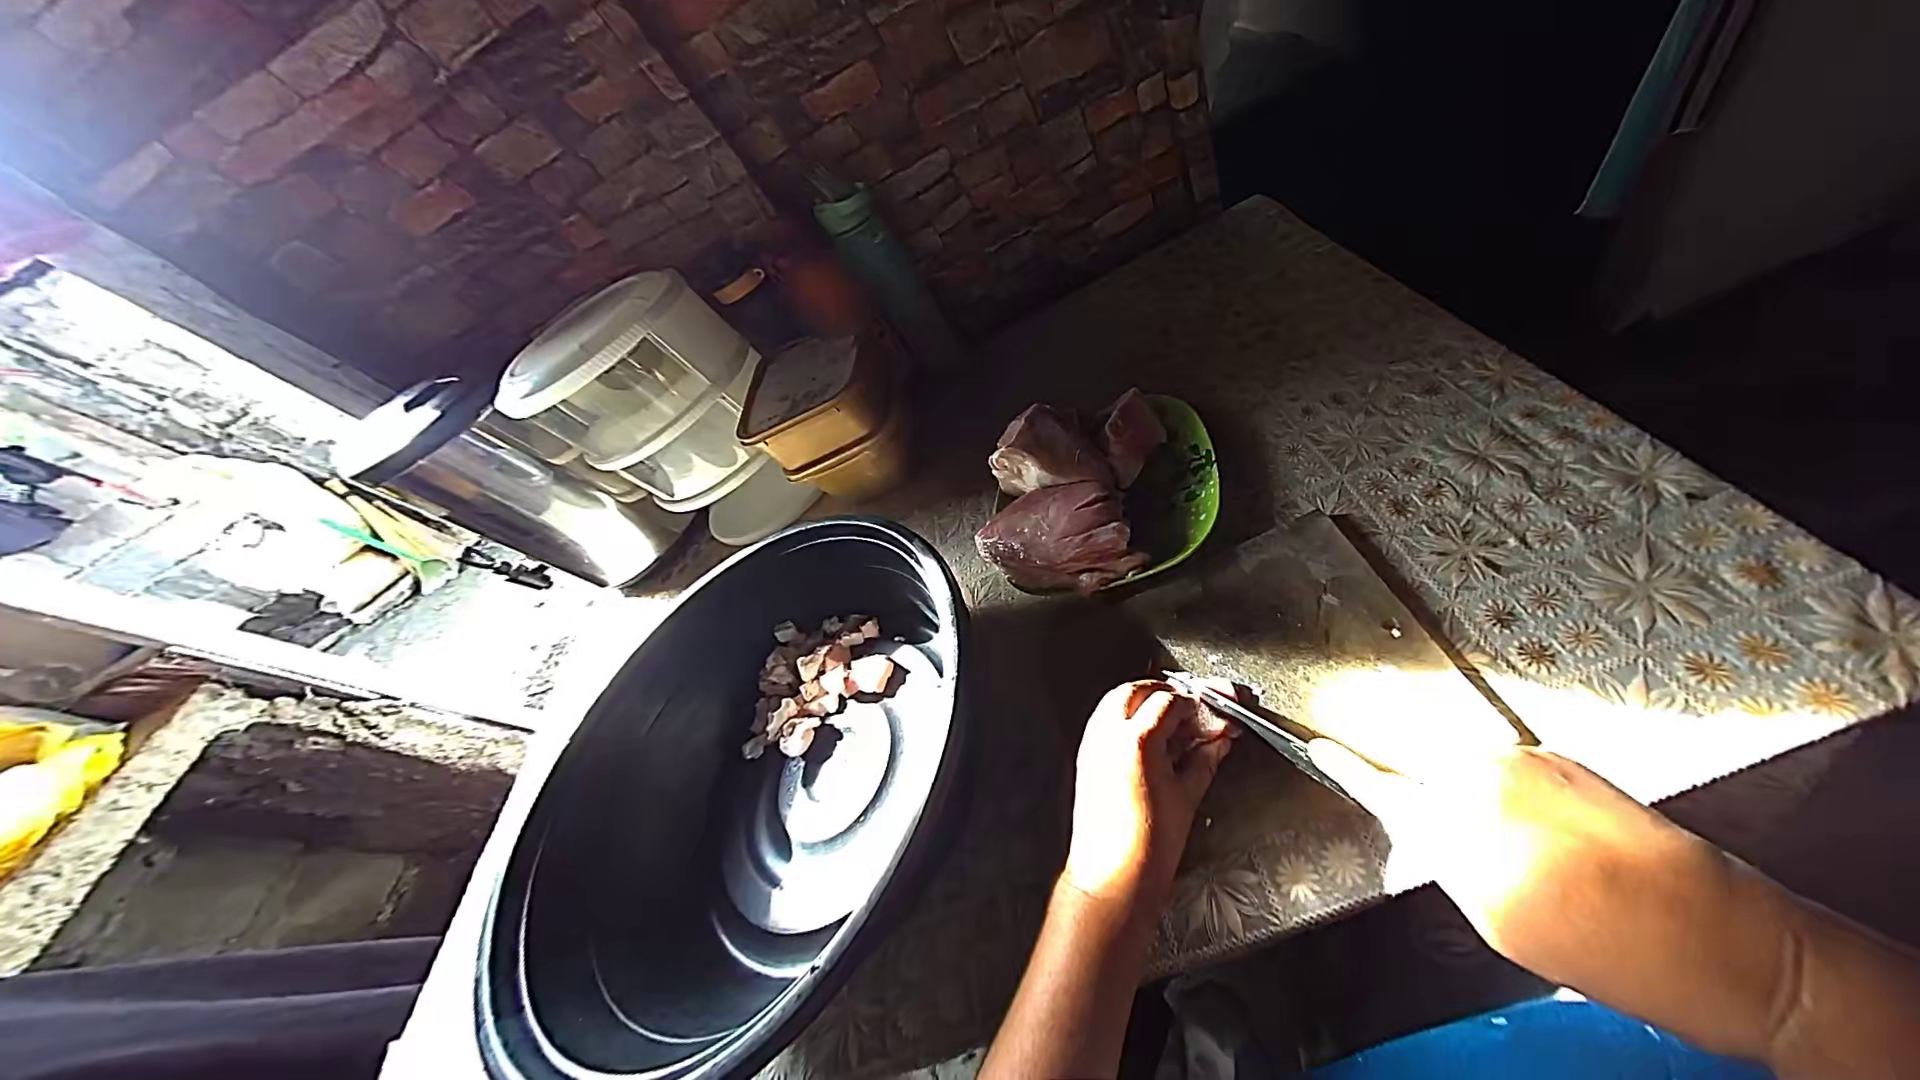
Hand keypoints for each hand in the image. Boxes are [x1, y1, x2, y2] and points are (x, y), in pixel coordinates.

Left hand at [1064, 680, 1235, 911]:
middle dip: (1167, 694)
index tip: (1213, 710)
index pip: (1170, 701)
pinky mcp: (1086, 756)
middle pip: (1138, 691)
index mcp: (1136, 740)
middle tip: (1194, 709)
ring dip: (1145, 702)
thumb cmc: (1146, 848)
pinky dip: (1128, 718)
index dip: (1197, 703)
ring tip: (1175, 722)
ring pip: (1117, 702)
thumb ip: (1204, 759)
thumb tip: (1217, 740)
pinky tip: (1150, 737)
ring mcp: (1093, 744)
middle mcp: (1107, 734)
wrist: (1112, 878)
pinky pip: (1106, 720)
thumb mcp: (1188, 797)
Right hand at [1308, 740, 1794, 1060]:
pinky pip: (1501, 765)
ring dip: (1471, 797)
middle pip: (1421, 773)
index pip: (1384, 788)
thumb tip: (1412, 828)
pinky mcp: (1559, 755)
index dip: (1345, 767)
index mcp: (1468, 839)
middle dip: (1428, 800)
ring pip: (1460, 767)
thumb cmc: (1623, 954)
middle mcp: (1490, 786)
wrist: (1735, 947)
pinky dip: (1508, 792)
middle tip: (1467, 844)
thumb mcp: (1503, 924)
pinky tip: (1549, 832)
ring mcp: (1526, 762)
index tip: (1322, 748)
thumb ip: (1444, 864)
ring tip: (1524, 846)